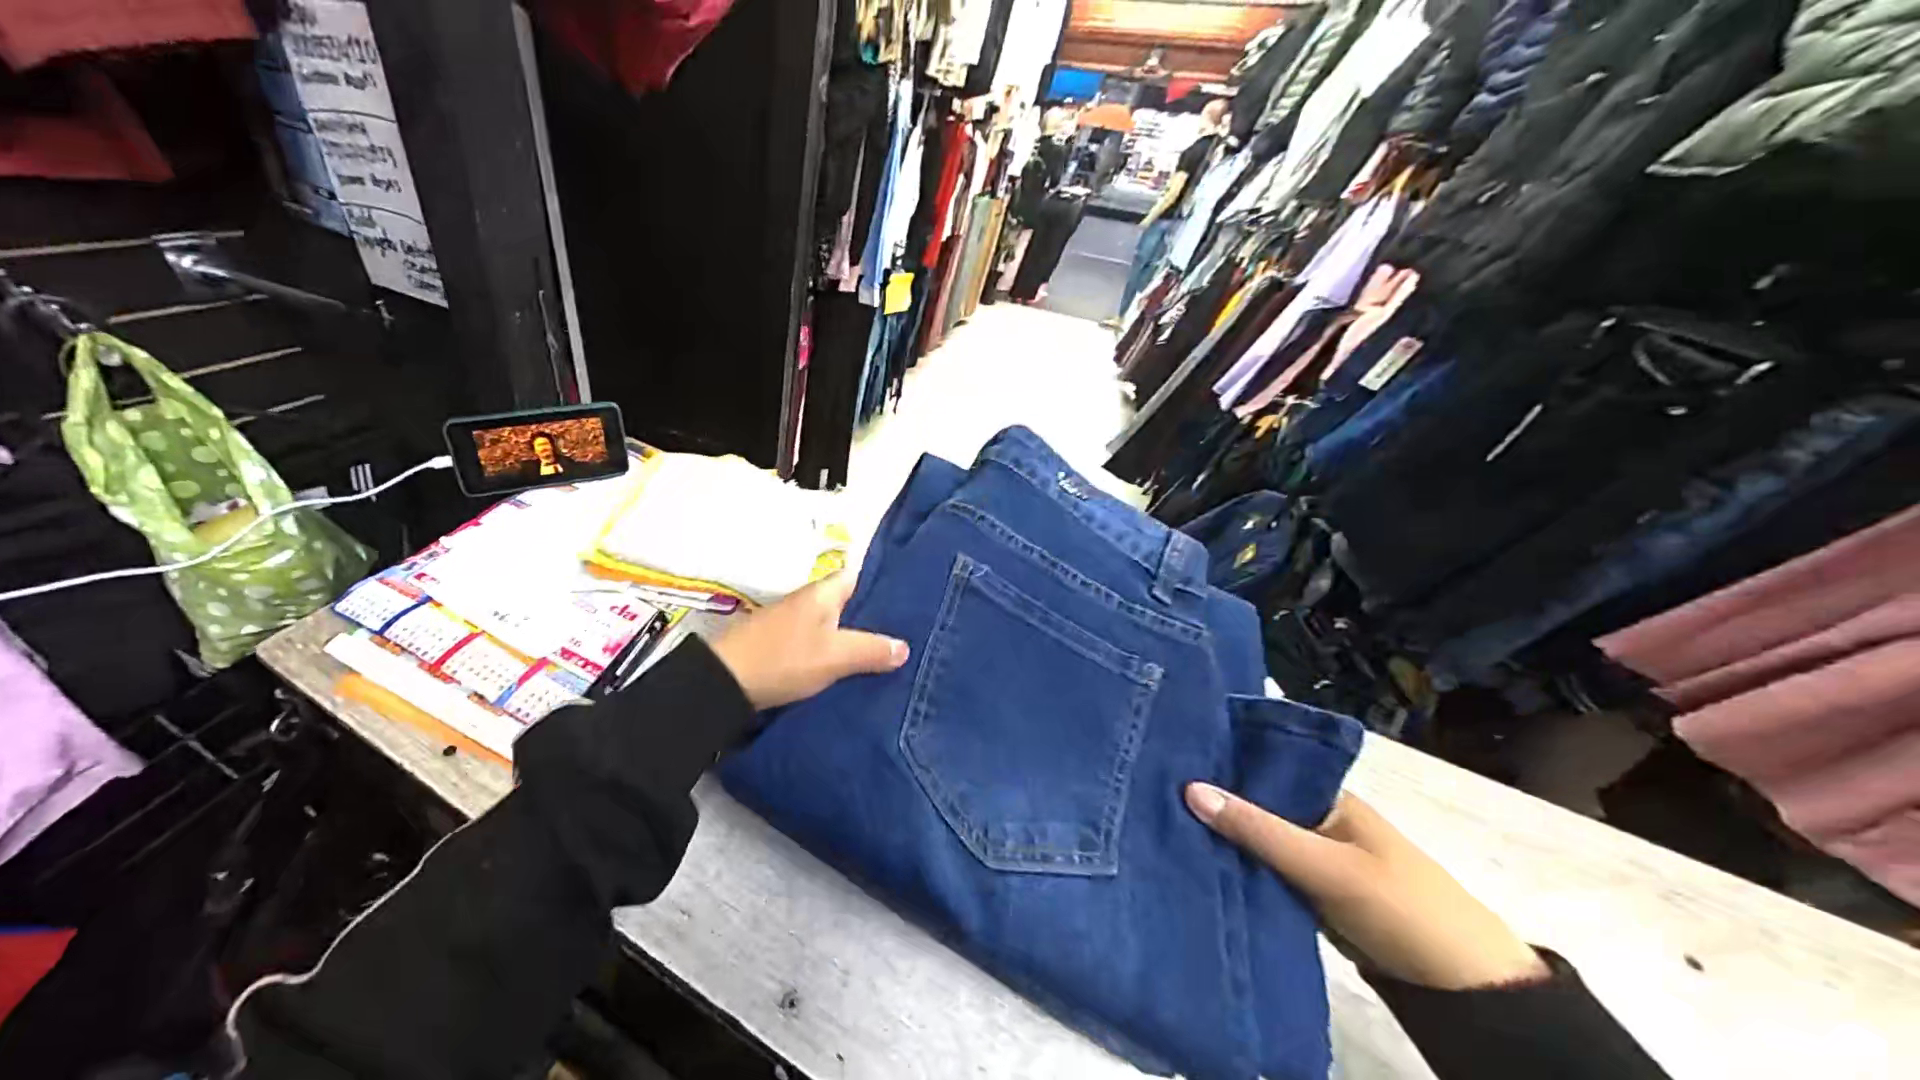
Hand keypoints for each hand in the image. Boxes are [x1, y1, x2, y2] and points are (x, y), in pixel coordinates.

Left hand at [708, 574, 908, 710]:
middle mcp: (809, 600)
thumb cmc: (783, 659)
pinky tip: (853, 667)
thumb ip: (871, 650)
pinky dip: (838, 649)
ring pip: (836, 622)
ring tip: (889, 651)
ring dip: (857, 635)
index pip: (862, 575)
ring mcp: (794, 621)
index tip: (912, 598)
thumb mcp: (834, 656)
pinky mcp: (783, 644)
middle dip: (876, 615)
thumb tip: (904, 647)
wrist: (722, 683)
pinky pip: (821, 640)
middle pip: (851, 601)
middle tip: (909, 631)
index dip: (887, 583)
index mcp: (824, 592)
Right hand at [1185, 784, 1548, 990]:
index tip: (1166, 759)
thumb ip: (1258, 830)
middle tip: (1149, 792)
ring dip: (1219, 838)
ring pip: (1254, 841)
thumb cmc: (1398, 905)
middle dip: (1212, 803)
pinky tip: (1192, 862)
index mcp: (1326, 796)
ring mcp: (1309, 858)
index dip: (1219, 763)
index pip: (1263, 767)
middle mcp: (1314, 819)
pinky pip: (1260, 872)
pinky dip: (1234, 869)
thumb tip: (1189, 788)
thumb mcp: (1325, 864)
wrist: (1460, 988)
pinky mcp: (1305, 893)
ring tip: (1156, 822)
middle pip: (1253, 805)